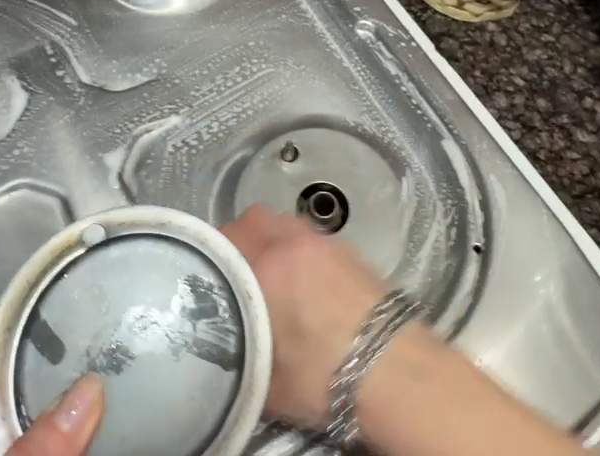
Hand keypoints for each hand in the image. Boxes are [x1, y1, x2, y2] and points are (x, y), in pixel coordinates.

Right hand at [221, 204, 389, 428]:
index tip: (206, 270)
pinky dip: (301, 249)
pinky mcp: (352, 251)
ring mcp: (327, 243)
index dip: (211, 250)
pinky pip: (313, 237)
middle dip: (242, 237)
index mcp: (266, 267)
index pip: (225, 237)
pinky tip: (305, 281)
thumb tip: (227, 346)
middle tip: (236, 268)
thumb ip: (238, 353)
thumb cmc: (325, 376)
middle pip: (256, 218)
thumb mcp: (266, 381)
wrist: (393, 368)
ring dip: (274, 239)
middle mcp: (293, 244)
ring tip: (272, 273)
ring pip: (287, 223)